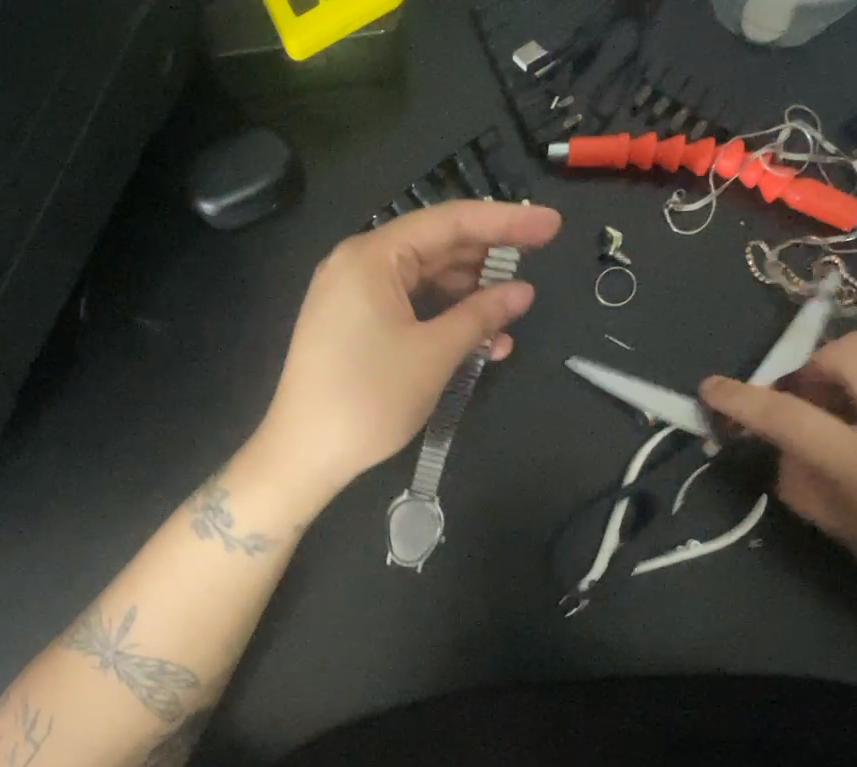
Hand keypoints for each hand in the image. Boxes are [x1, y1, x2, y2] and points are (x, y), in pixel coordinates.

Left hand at [252, 201, 561, 490]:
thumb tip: (521, 292)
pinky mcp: (350, 330)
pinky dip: (441, 323)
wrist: (304, 454)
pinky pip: (405, 312)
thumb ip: (480, 316)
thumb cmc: (368, 398)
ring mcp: (350, 300)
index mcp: (371, 257)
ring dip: (467, 300)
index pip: (448, 222)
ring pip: (422, 285)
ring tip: (511, 318)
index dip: (506, 222)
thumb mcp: (433, 354)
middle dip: (487, 261)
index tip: (552, 227)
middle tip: (539, 264)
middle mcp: (356, 267)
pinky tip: (480, 345)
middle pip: (434, 249)